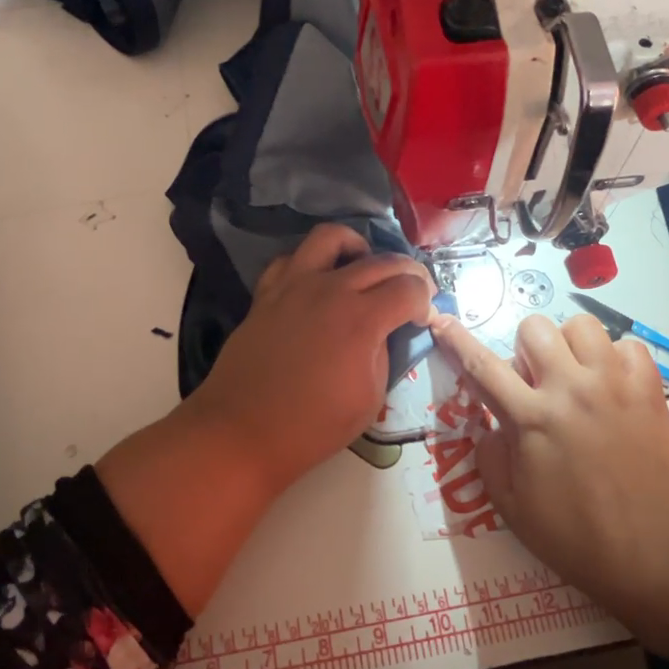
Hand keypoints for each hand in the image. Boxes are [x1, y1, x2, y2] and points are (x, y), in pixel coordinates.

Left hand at [99, 225, 433, 613]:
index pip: (410, 288)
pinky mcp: (267, 292)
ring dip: (357, 248)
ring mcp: (294, 285)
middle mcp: (330, 289)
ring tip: (363, 269)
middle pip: (382, 260)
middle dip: (407, 273)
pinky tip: (318, 284)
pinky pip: (291, 259)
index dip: (425, 301)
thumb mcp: (370, 398)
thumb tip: (386, 331)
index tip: (423, 318)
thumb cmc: (312, 426)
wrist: (243, 431)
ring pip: (331, 237)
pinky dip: (311, 263)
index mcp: (362, 319)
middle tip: (410, 294)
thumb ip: (384, 353)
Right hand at [431, 313, 668, 657]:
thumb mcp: (514, 510)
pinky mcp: (651, 388)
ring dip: (569, 346)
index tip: (440, 319)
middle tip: (535, 384)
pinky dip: (615, 359)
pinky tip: (614, 388)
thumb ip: (491, 457)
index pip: (481, 366)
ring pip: (581, 325)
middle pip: (534, 328)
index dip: (456, 339)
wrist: (661, 558)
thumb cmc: (580, 540)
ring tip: (577, 378)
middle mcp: (571, 389)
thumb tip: (492, 423)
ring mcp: (614, 383)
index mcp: (531, 420)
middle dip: (525, 350)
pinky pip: (627, 345)